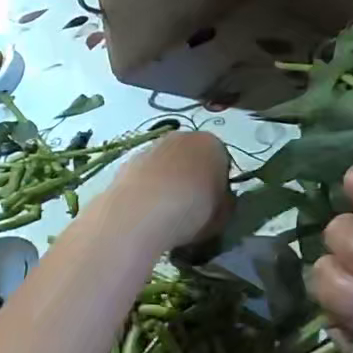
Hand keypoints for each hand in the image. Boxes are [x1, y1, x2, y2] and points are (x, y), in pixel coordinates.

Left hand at [103, 130, 232, 248]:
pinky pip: (144, 175)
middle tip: (189, 208)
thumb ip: (225, 203)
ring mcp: (151, 146)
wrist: (142, 213)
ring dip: (166, 182)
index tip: (213, 205)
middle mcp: (182, 137)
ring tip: (164, 213)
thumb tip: (220, 200)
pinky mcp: (126, 161)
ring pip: (165, 165)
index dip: (218, 185)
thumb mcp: (224, 215)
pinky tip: (145, 211)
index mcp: (212, 144)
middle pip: (191, 158)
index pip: (221, 161)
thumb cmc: (193, 211)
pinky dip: (146, 189)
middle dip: (191, 178)